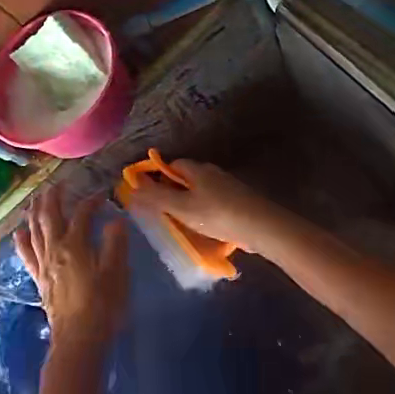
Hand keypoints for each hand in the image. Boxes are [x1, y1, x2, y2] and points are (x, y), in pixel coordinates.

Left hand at [15, 186, 127, 353]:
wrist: (79, 339)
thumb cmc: (103, 305)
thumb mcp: (117, 272)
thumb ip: (115, 243)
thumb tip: (114, 220)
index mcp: (76, 245)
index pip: (82, 214)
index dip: (91, 201)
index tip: (101, 194)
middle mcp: (55, 249)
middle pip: (49, 217)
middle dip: (53, 198)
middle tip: (56, 184)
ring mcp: (43, 264)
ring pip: (34, 231)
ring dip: (35, 212)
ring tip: (36, 199)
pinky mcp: (39, 279)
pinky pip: (26, 254)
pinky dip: (22, 240)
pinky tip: (19, 232)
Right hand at [125, 159, 290, 255]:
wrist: (261, 226)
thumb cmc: (217, 215)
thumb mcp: (181, 207)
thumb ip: (157, 196)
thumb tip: (133, 183)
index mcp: (198, 169)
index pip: (173, 164)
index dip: (159, 176)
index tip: (151, 195)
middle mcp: (213, 172)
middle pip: (188, 178)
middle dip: (175, 192)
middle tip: (165, 213)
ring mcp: (229, 186)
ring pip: (202, 192)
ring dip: (192, 204)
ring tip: (184, 224)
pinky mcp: (240, 201)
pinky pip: (216, 204)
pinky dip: (207, 213)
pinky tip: (206, 229)